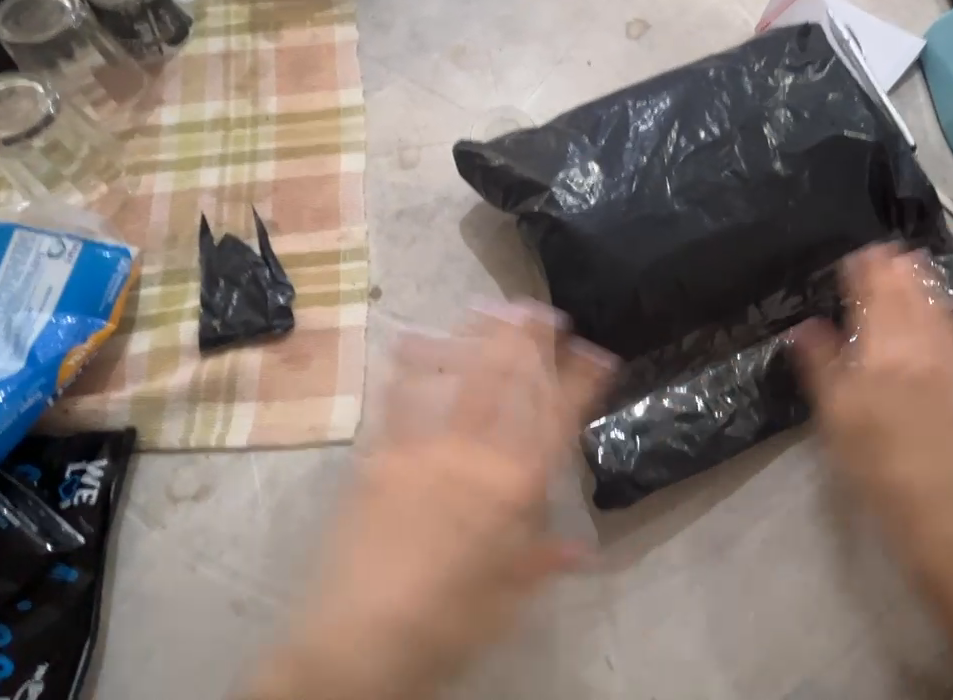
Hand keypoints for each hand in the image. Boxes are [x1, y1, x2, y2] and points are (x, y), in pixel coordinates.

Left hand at [248, 302, 615, 699]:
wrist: (356, 645)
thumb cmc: (443, 626)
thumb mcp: (504, 601)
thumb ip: (541, 562)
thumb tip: (583, 550)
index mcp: (514, 491)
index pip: (558, 422)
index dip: (582, 382)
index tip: (597, 352)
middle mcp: (476, 459)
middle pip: (508, 385)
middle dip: (527, 342)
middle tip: (539, 308)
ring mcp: (425, 451)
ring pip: (459, 381)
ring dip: (477, 340)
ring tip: (490, 307)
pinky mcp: (381, 457)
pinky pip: (397, 403)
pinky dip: (407, 367)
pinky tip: (409, 339)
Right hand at [793, 245, 952, 573]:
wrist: (930, 503)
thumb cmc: (871, 460)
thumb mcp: (833, 414)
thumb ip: (819, 364)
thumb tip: (803, 325)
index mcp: (880, 354)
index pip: (873, 300)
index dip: (864, 273)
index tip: (856, 252)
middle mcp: (916, 349)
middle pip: (904, 298)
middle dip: (893, 269)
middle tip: (884, 247)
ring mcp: (943, 363)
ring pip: (932, 309)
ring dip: (921, 281)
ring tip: (911, 259)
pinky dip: (947, 309)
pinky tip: (943, 301)